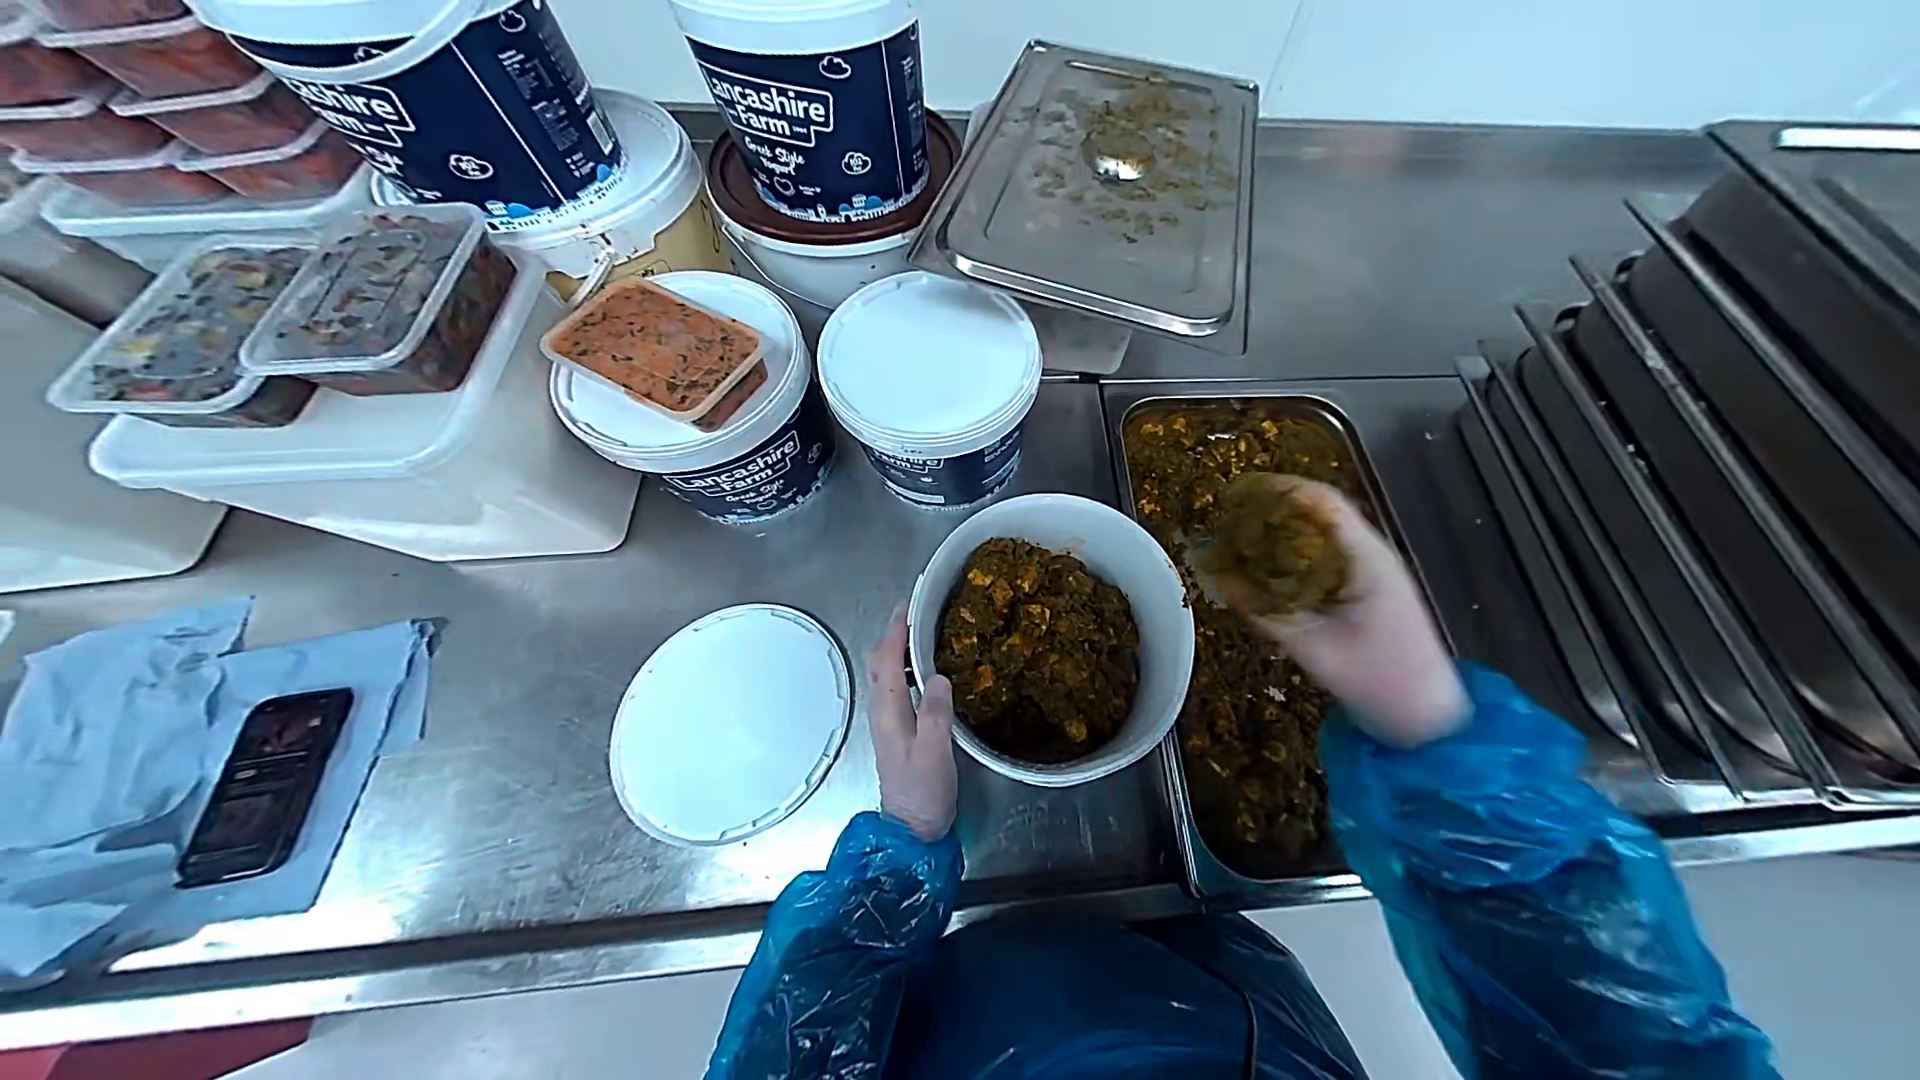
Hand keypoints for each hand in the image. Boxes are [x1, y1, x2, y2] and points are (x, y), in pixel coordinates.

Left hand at [866, 606, 957, 840]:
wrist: (911, 829)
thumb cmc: (923, 793)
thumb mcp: (934, 755)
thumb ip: (935, 716)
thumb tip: (937, 677)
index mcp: (889, 713)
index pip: (885, 662)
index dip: (895, 633)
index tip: (907, 607)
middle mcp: (882, 713)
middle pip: (879, 664)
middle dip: (892, 634)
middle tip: (913, 613)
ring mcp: (887, 722)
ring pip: (884, 674)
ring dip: (895, 649)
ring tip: (918, 633)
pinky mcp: (896, 730)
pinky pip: (893, 687)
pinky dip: (901, 668)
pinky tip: (921, 670)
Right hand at [1218, 479, 1467, 748]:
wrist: (1426, 714)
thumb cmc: (1378, 680)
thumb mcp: (1313, 647)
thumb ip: (1264, 611)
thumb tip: (1218, 579)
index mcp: (1365, 559)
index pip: (1321, 502)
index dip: (1277, 490)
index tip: (1236, 492)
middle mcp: (1367, 555)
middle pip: (1316, 511)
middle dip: (1269, 507)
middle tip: (1226, 514)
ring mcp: (1367, 570)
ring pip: (1316, 533)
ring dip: (1277, 529)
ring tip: (1234, 535)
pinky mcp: (1360, 587)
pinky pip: (1319, 556)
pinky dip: (1287, 553)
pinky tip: (1260, 565)